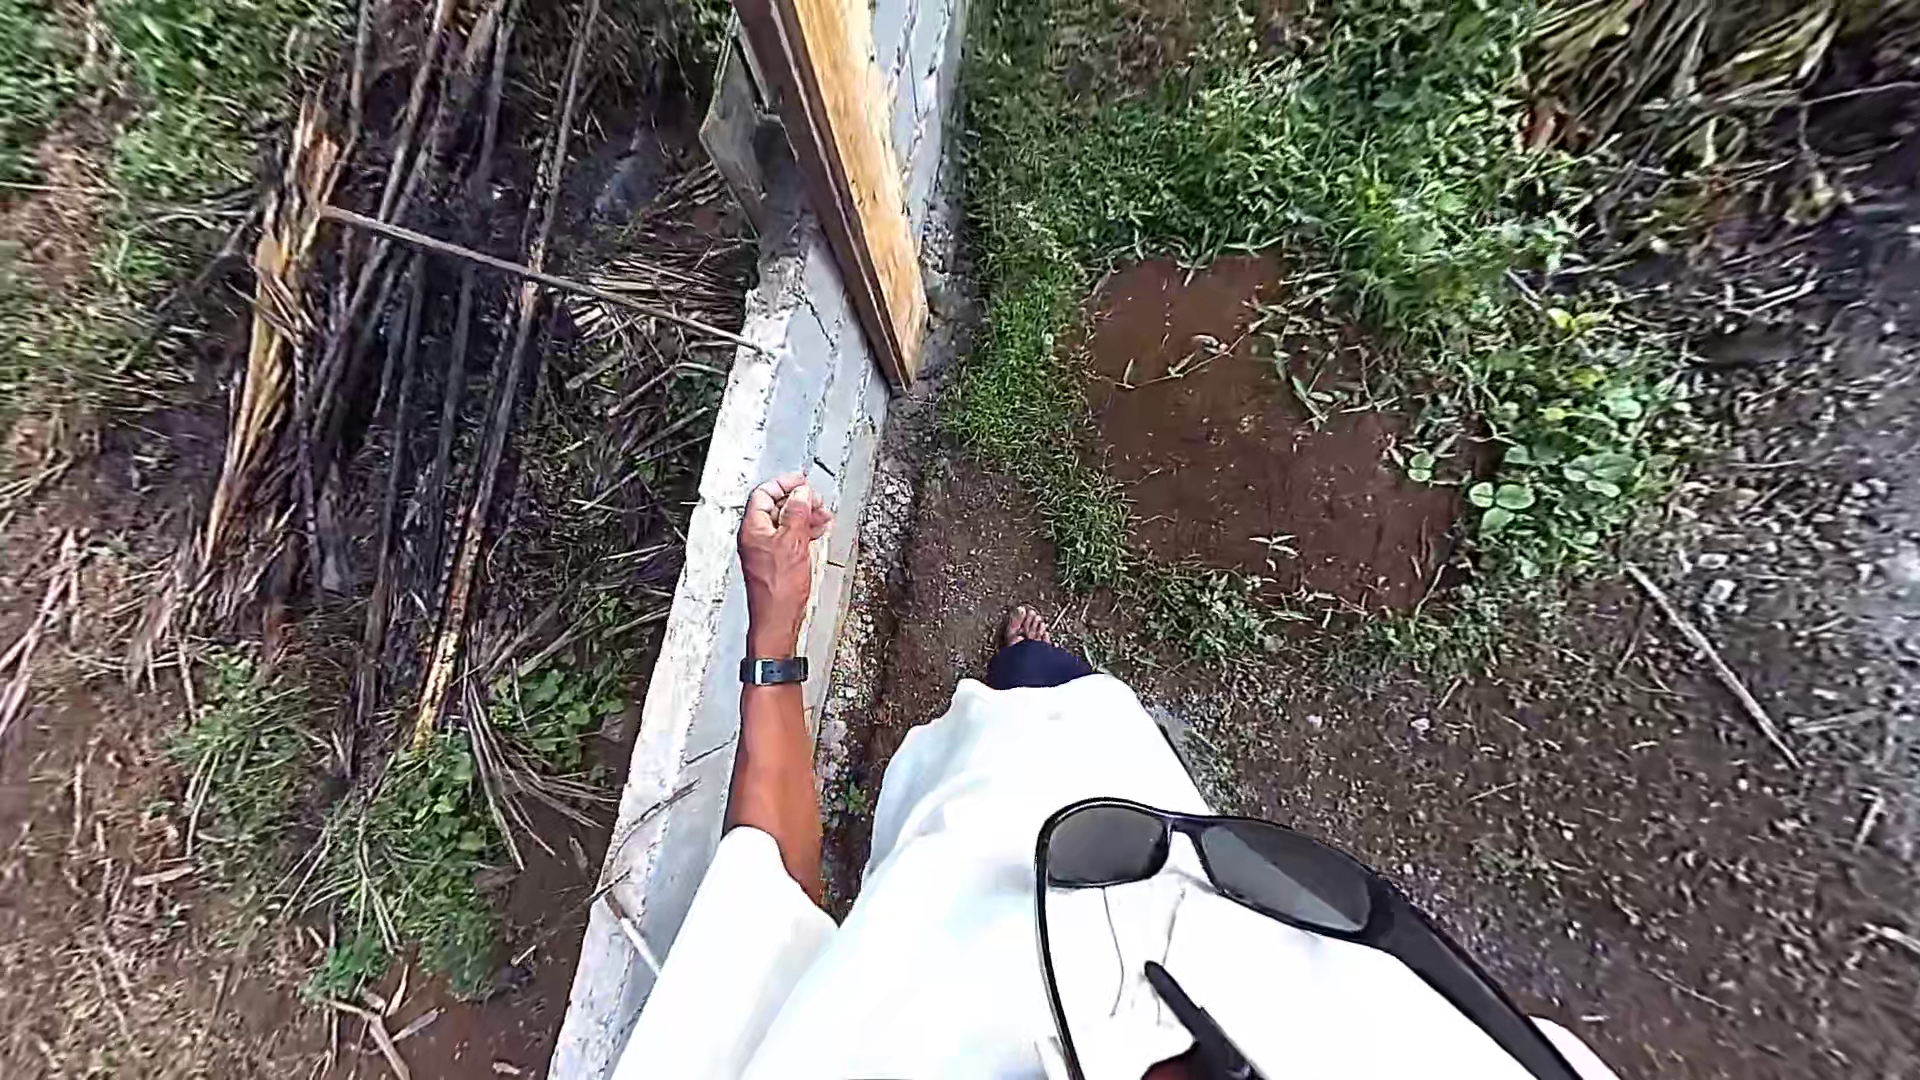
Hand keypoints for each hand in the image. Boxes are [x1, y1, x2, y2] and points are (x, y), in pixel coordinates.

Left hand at [738, 472, 832, 656]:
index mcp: (753, 529)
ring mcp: (765, 550)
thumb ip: (797, 513)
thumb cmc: (779, 589)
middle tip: (816, 500)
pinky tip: (816, 532)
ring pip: (785, 522)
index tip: (802, 481)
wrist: (778, 619)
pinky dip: (803, 531)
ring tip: (823, 516)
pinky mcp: (776, 561)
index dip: (784, 484)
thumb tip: (801, 493)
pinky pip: (789, 537)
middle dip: (798, 500)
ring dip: (804, 515)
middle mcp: (756, 537)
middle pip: (776, 506)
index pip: (764, 494)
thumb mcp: (793, 542)